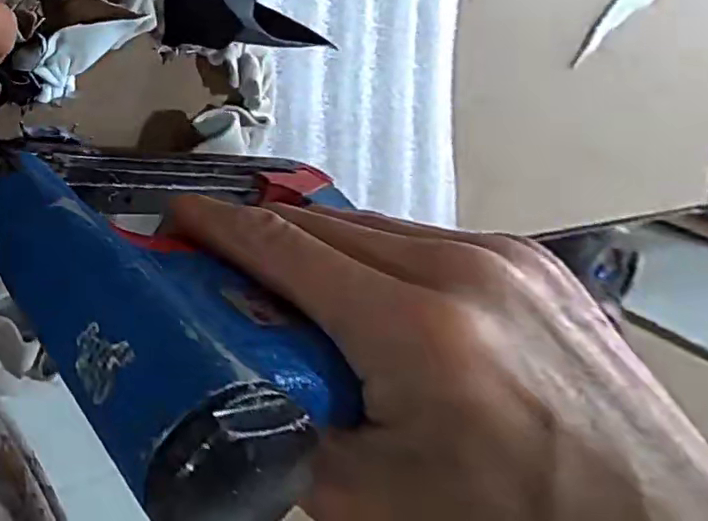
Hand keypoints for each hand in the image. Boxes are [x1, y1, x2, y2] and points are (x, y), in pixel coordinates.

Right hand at [168, 198, 707, 520]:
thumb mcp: (371, 503)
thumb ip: (283, 427)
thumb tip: (223, 371)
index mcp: (418, 330)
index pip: (281, 246)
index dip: (216, 225)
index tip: (174, 216)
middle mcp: (462, 270)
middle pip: (318, 227)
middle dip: (257, 237)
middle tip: (214, 258)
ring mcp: (506, 258)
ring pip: (367, 227)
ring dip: (315, 247)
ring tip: (288, 285)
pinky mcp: (534, 262)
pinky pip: (418, 239)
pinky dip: (373, 256)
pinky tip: (370, 297)